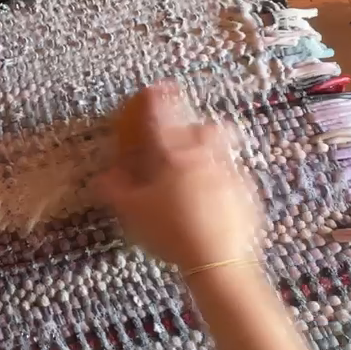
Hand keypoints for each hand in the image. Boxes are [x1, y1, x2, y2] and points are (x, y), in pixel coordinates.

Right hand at [93, 81, 268, 271]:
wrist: (218, 261)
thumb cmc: (170, 232)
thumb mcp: (134, 212)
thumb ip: (116, 190)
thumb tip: (102, 177)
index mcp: (173, 157)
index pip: (163, 118)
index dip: (158, 99)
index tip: (157, 88)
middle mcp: (204, 158)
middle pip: (206, 128)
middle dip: (199, 124)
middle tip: (191, 132)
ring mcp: (230, 175)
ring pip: (224, 150)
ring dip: (213, 152)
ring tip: (204, 167)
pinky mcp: (248, 195)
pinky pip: (237, 178)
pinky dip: (226, 181)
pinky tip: (217, 199)